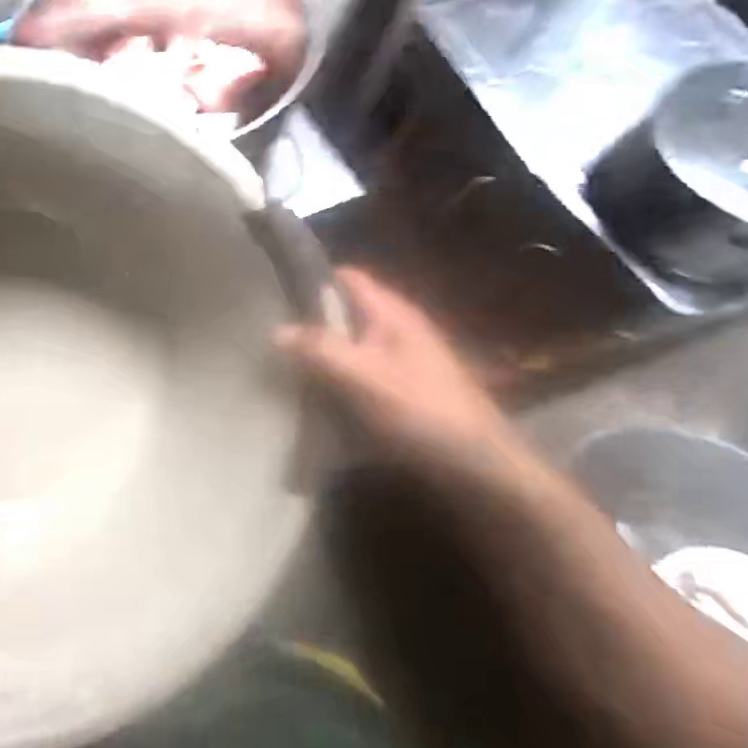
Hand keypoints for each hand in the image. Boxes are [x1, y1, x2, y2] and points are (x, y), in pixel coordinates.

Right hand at [274, 268, 514, 465]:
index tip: (275, 288)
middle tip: (268, 329)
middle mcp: (398, 329)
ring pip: (349, 343)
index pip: (349, 279)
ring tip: (280, 360)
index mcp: (393, 315)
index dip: (314, 278)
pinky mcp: (401, 389)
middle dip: (309, 319)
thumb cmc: (421, 412)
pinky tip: (312, 391)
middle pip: (345, 311)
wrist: (479, 468)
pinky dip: (335, 375)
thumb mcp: (363, 377)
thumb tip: (276, 329)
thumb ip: (319, 349)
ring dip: (320, 351)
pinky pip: (357, 370)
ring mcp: (402, 360)